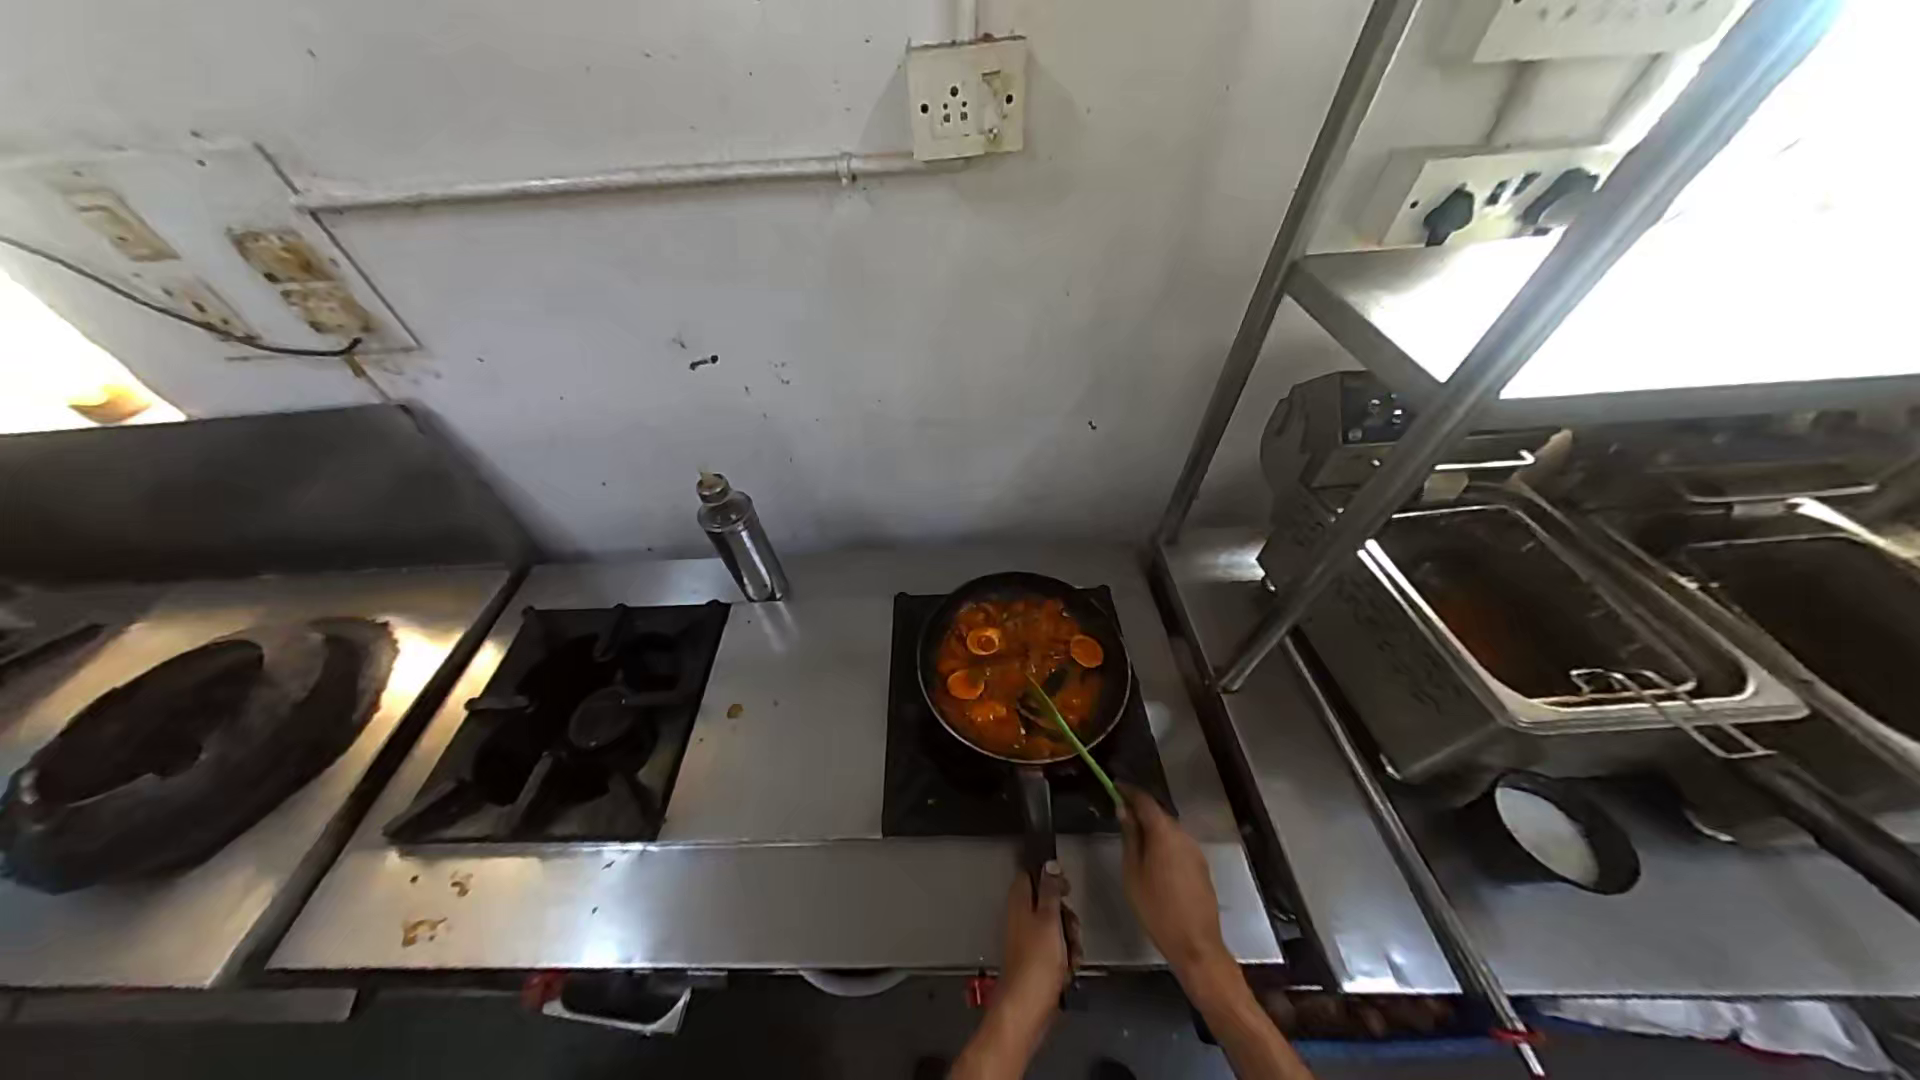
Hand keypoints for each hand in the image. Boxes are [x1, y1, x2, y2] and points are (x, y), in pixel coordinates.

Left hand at [952, 863, 1080, 1079]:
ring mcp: (1029, 939)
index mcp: (1020, 901)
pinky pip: (1057, 950)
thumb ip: (1051, 890)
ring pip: (1057, 927)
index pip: (1032, 875)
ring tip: (1070, 955)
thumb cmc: (1036, 962)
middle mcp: (1022, 917)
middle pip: (1050, 903)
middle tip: (1070, 929)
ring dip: (1070, 940)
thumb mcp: (1049, 919)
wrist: (1027, 1008)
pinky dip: (1066, 957)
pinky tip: (1068, 969)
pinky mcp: (1038, 960)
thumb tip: (1049, 864)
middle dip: (1067, 916)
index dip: (1051, 878)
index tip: (1066, 889)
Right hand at [1118, 784, 1231, 977]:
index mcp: (1164, 832)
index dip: (1128, 790)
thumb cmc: (1156, 908)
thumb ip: (1130, 836)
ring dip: (1152, 826)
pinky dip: (1163, 841)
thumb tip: (1124, 810)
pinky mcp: (1200, 866)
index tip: (1114, 786)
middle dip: (1140, 809)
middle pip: (1159, 813)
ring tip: (1133, 835)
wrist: (1196, 944)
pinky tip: (1152, 856)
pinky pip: (1178, 844)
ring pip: (1169, 829)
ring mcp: (1195, 850)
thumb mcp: (1132, 871)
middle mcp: (1182, 835)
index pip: (1145, 800)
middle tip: (1120, 811)